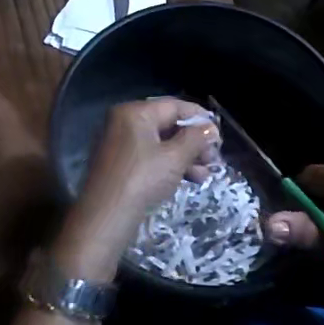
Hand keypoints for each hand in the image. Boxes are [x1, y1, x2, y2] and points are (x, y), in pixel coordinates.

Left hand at [60, 98, 218, 269]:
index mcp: (134, 113)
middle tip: (213, 158)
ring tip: (205, 174)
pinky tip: (190, 179)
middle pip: (168, 125)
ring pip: (162, 144)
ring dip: (187, 157)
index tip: (218, 134)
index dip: (200, 119)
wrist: (105, 218)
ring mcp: (120, 145)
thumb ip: (196, 138)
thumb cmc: (142, 179)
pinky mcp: (120, 165)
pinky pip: (151, 157)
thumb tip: (211, 129)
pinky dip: (171, 165)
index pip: (174, 106)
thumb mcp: (175, 157)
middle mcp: (124, 123)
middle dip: (194, 142)